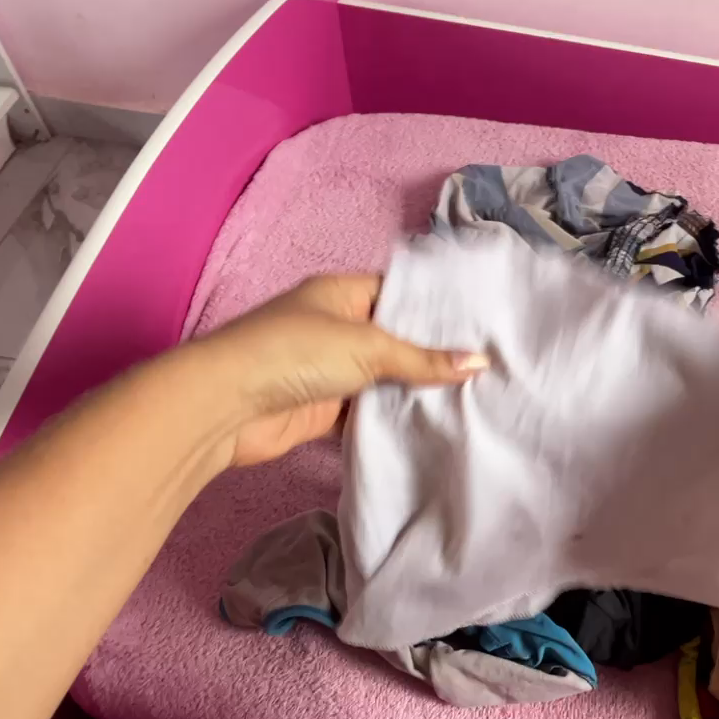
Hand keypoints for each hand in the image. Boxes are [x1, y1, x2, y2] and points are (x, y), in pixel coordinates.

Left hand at [177, 274, 486, 466]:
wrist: (230, 406)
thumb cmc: (296, 353)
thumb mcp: (368, 347)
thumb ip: (424, 359)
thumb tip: (479, 362)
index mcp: (342, 294)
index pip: (399, 294)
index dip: (436, 308)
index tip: (480, 324)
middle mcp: (338, 328)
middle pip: (396, 340)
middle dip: (434, 356)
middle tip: (488, 366)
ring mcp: (331, 370)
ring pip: (385, 380)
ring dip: (416, 392)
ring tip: (474, 398)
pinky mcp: (327, 409)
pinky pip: (370, 412)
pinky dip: (395, 419)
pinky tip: (435, 424)